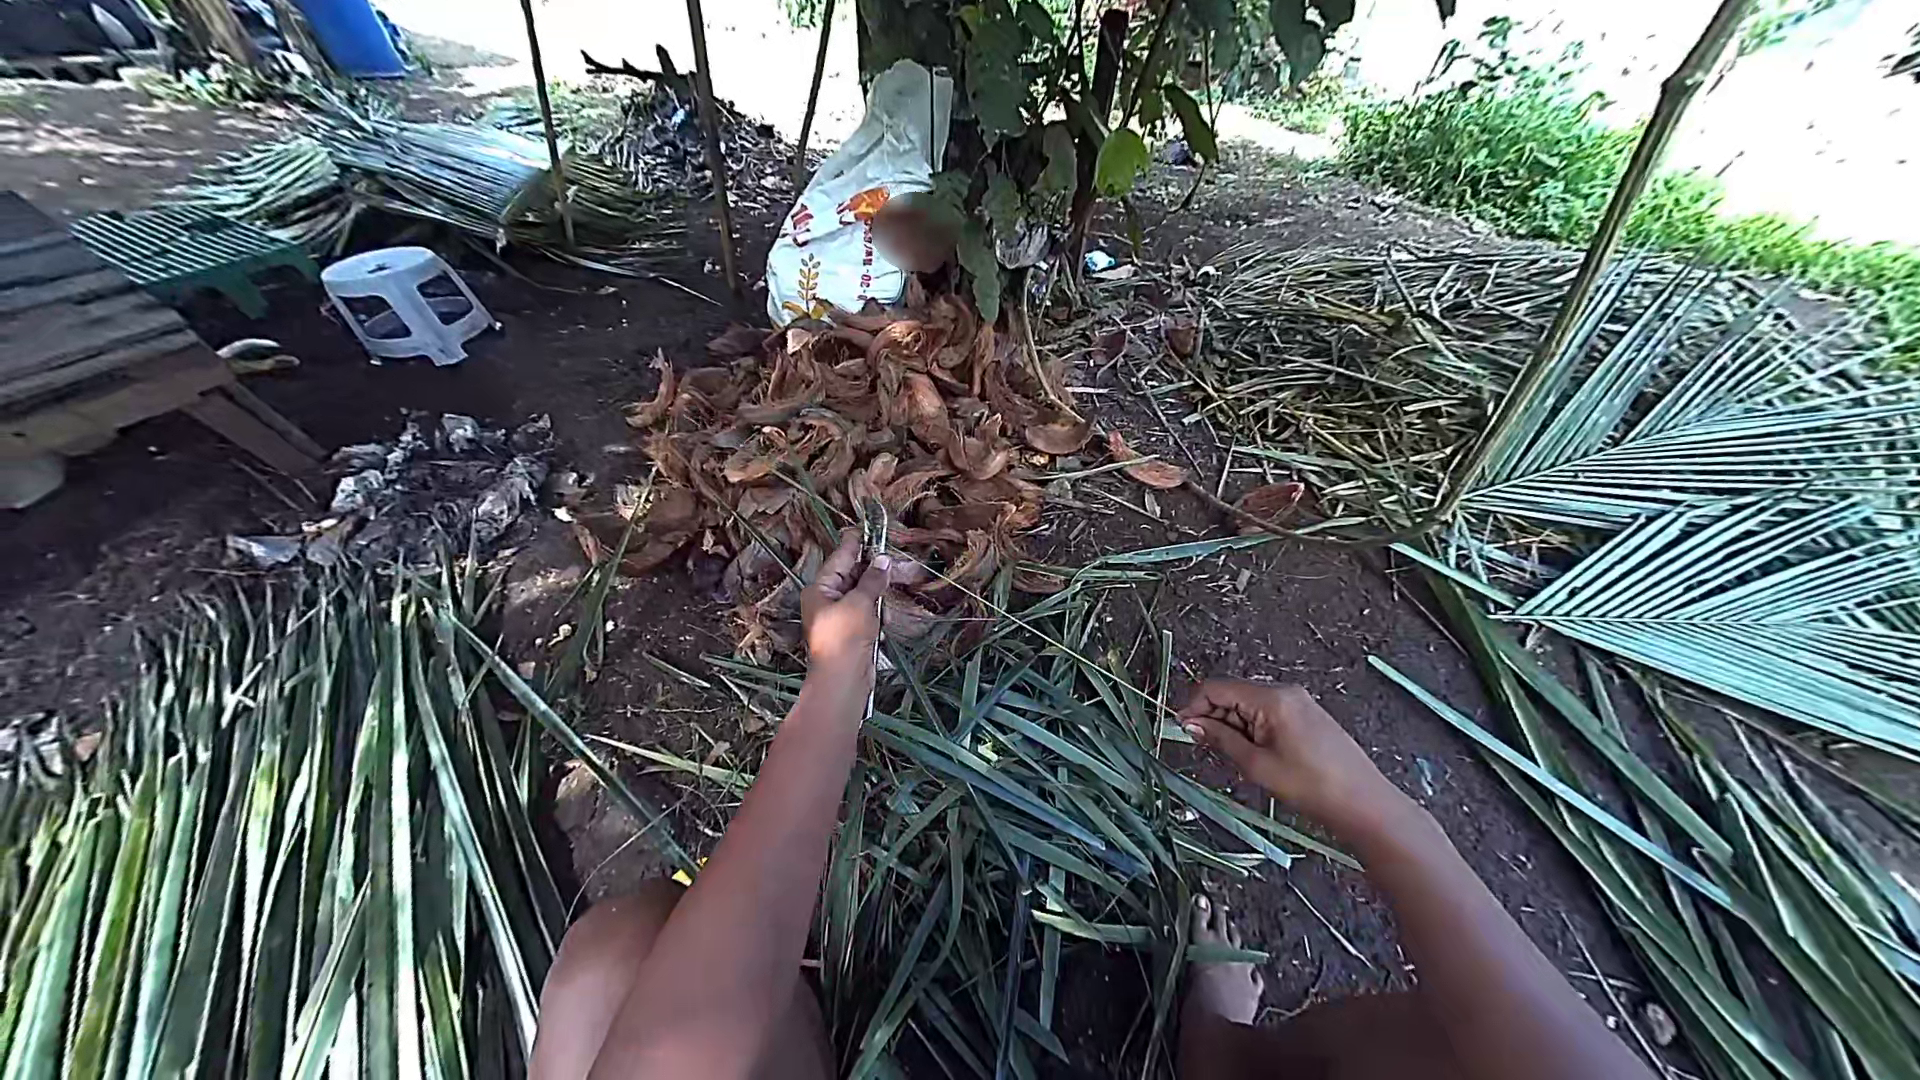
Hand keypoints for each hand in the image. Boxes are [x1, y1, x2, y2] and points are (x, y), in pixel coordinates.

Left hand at [801, 529, 891, 670]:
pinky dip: (877, 610)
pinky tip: (883, 616)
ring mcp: (840, 616)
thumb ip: (872, 580)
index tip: (867, 528)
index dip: (855, 544)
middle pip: (853, 575)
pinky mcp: (853, 631)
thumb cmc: (844, 638)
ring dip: (878, 591)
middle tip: (894, 558)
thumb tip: (883, 560)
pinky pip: (868, 611)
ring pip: (863, 593)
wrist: (843, 680)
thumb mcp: (860, 603)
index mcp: (820, 589)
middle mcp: (827, 600)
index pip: (840, 559)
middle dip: (874, 569)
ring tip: (894, 584)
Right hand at [1178, 679, 1410, 838]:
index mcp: (1271, 698)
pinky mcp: (1305, 713)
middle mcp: (1284, 691)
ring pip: (1247, 704)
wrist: (1367, 805)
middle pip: (1232, 694)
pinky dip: (1251, 728)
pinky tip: (1256, 753)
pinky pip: (1265, 712)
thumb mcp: (1257, 765)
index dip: (1195, 706)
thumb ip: (1220, 739)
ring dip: (1233, 725)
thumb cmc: (1311, 786)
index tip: (1183, 729)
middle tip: (1209, 749)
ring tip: (1238, 757)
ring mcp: (1297, 701)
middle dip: (1214, 718)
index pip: (1216, 688)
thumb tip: (1190, 724)